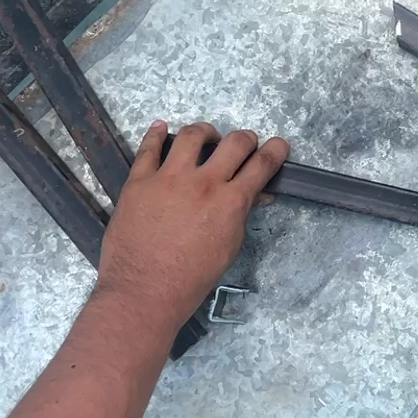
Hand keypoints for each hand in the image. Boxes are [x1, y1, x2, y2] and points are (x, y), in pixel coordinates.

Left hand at [94, 121, 288, 339]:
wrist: (144, 290)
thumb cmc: (193, 277)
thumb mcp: (229, 245)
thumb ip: (242, 214)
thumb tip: (256, 194)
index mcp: (231, 201)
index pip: (262, 164)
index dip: (276, 150)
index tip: (279, 145)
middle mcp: (203, 182)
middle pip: (234, 142)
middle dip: (246, 139)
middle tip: (244, 144)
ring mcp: (168, 178)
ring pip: (192, 136)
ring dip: (206, 131)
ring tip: (207, 136)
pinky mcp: (139, 181)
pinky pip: (148, 148)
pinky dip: (156, 134)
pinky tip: (161, 127)